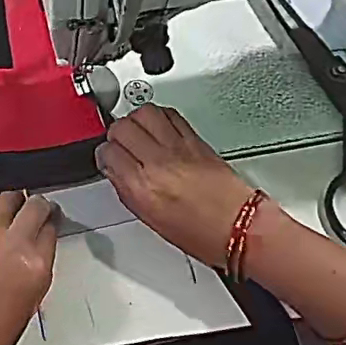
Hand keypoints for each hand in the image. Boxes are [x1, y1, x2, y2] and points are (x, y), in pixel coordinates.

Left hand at [0, 191, 57, 344]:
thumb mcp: (29, 304)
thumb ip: (35, 270)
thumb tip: (36, 251)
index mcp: (35, 267)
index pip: (52, 228)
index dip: (53, 221)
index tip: (52, 219)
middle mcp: (12, 245)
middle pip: (34, 206)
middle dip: (39, 204)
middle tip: (39, 207)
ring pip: (7, 200)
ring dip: (15, 201)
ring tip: (17, 205)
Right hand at [97, 105, 262, 271]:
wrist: (240, 227)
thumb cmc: (202, 231)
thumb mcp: (149, 218)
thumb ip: (126, 188)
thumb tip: (115, 170)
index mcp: (142, 187)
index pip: (108, 152)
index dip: (105, 154)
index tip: (109, 157)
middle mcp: (158, 163)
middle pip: (123, 127)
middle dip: (117, 133)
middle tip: (121, 142)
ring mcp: (179, 148)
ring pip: (145, 113)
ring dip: (136, 119)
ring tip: (139, 130)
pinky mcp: (196, 140)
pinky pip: (171, 114)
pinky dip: (160, 116)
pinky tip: (160, 127)